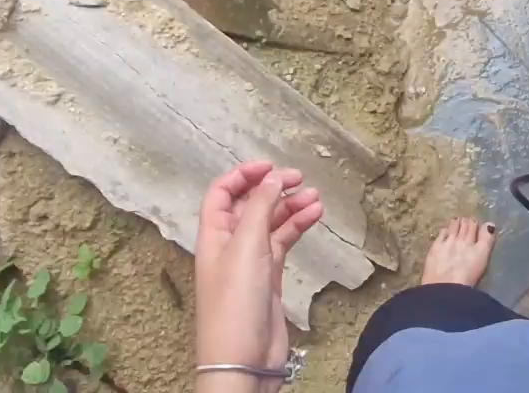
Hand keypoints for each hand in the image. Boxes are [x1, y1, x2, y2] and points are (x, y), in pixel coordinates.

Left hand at [194, 161, 323, 386]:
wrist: (244, 362)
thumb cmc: (236, 301)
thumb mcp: (246, 246)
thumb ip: (260, 206)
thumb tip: (273, 176)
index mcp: (213, 234)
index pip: (222, 192)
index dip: (243, 175)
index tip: (270, 166)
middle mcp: (230, 243)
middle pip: (250, 204)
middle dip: (273, 188)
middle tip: (300, 178)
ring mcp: (250, 260)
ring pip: (271, 222)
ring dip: (291, 206)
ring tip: (316, 197)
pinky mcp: (269, 276)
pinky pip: (283, 241)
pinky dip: (298, 226)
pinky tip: (315, 215)